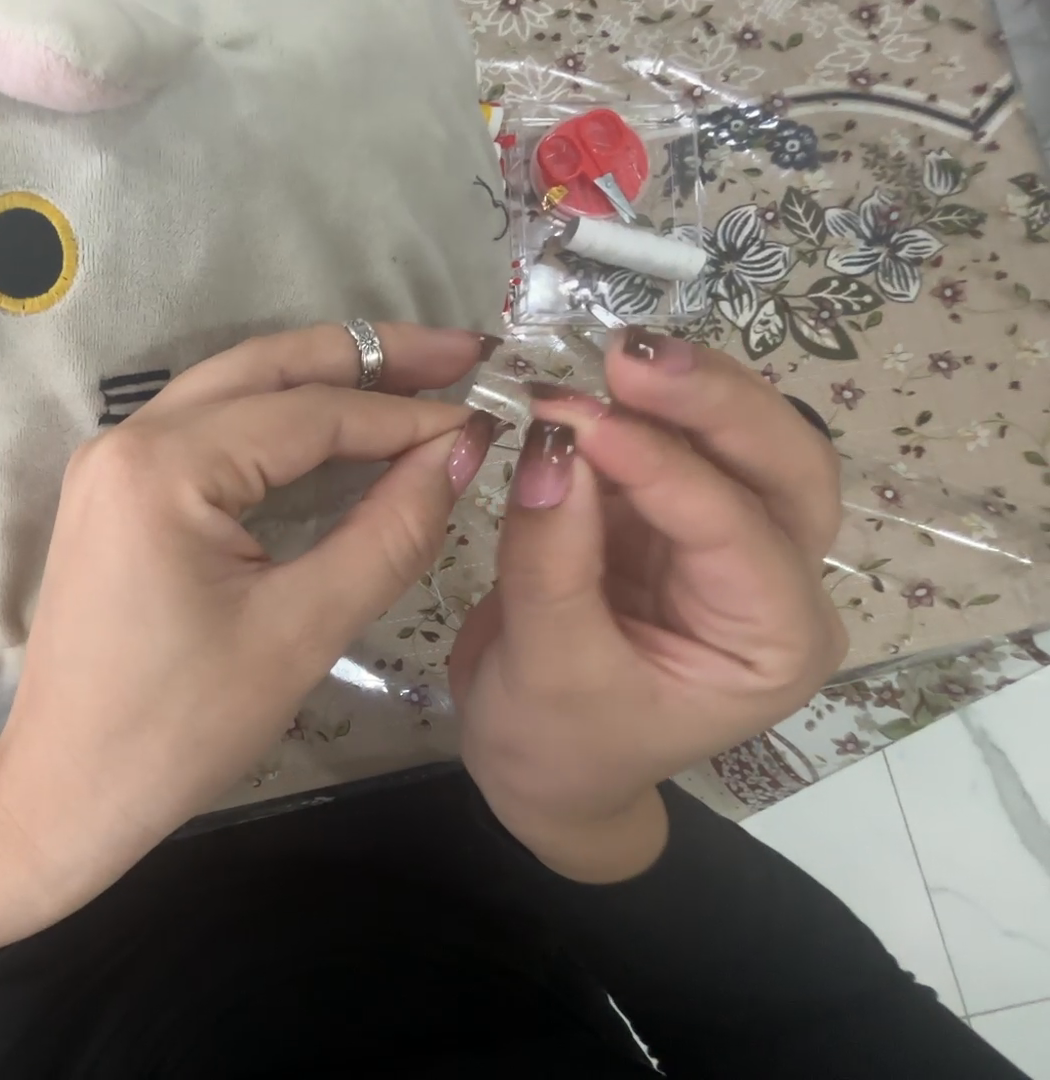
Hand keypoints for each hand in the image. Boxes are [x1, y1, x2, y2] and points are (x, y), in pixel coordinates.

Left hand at [0, 322, 501, 948]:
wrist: (69, 786)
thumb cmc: (180, 726)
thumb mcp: (300, 631)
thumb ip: (389, 531)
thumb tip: (458, 452)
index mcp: (161, 466)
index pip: (307, 414)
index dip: (405, 415)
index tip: (486, 416)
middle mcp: (124, 441)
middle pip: (261, 372)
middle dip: (363, 358)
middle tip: (460, 353)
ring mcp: (107, 465)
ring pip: (228, 394)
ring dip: (316, 384)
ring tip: (410, 381)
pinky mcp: (109, 496)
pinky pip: (200, 435)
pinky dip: (269, 426)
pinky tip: (328, 434)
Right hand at [451, 330, 847, 882]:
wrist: (533, 773)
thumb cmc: (552, 743)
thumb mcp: (548, 665)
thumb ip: (550, 559)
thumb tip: (545, 449)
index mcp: (768, 639)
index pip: (734, 530)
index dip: (658, 467)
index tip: (571, 418)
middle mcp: (764, 585)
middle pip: (778, 469)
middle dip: (711, 404)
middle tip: (628, 353)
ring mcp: (710, 552)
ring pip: (731, 452)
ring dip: (675, 398)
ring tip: (608, 357)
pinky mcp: (650, 534)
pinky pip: (651, 463)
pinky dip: (618, 423)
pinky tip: (580, 395)